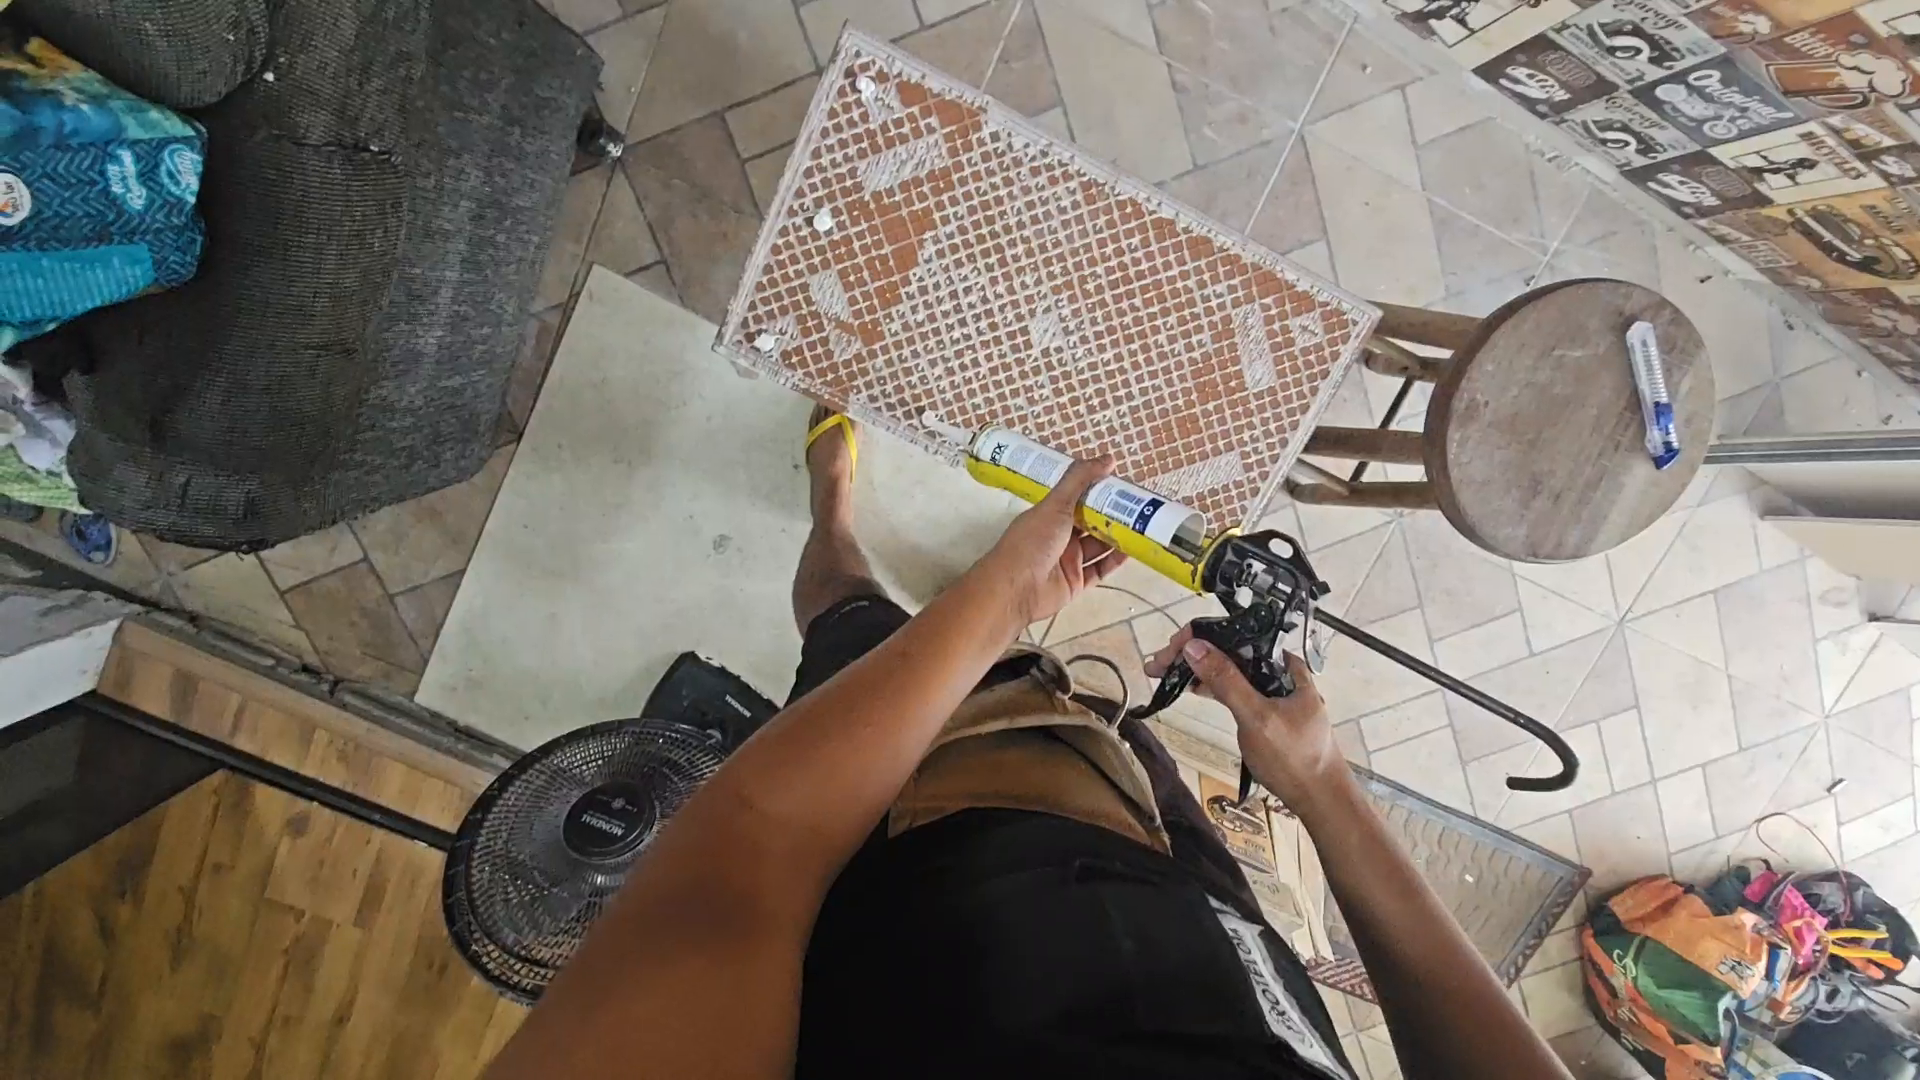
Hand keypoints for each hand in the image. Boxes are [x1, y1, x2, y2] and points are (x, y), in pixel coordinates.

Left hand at [975, 454, 1127, 625]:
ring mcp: (1067, 560)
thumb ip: (1079, 480)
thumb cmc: (1032, 541)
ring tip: (1142, 526)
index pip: (1078, 499)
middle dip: (1112, 515)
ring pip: (1098, 546)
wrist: (1015, 589)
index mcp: (1050, 514)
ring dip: (1117, 537)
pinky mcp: (1075, 583)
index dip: (1099, 492)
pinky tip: (1132, 550)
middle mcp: (1059, 536)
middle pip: (1091, 523)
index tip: (1123, 484)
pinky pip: (1099, 570)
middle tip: (1140, 506)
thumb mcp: (1056, 504)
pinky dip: (1114, 561)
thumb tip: (1108, 458)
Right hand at [1143, 627, 1347, 809]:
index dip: (1199, 637)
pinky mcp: (1260, 707)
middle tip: (1157, 665)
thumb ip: (1226, 680)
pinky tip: (1186, 686)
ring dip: (1195, 669)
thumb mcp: (1256, 717)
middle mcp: (1275, 670)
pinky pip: (1230, 687)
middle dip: (1191, 652)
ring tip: (1161, 673)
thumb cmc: (1294, 758)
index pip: (1235, 635)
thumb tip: (1193, 645)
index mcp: (1281, 664)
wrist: (1320, 800)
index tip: (1171, 650)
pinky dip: (1207, 686)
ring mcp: (1267, 689)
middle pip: (1227, 649)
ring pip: (1225, 668)